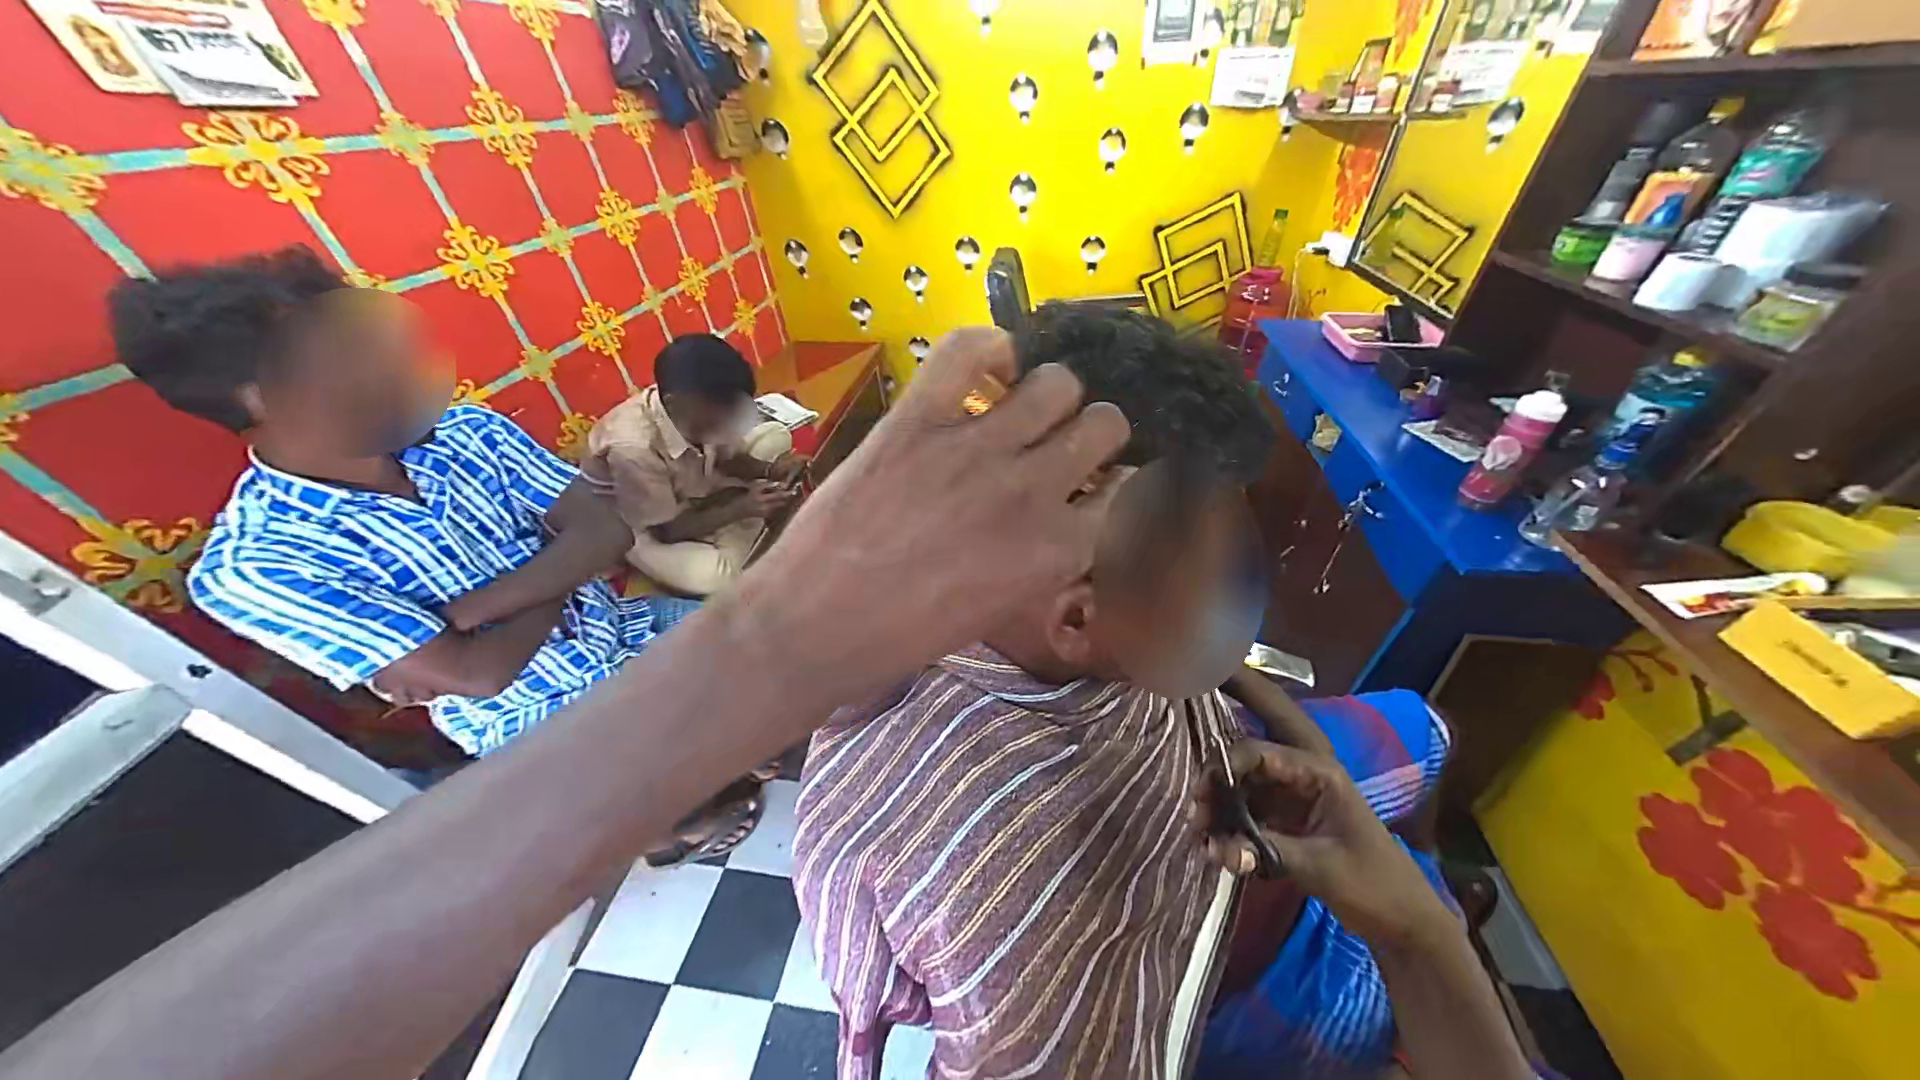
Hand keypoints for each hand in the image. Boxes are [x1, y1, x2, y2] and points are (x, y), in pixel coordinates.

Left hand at [735, 327, 1129, 707]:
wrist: (815, 626)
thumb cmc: (906, 635)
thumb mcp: (999, 608)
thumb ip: (1043, 555)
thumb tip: (1065, 512)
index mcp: (1057, 551)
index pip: (1122, 492)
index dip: (1110, 483)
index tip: (1093, 482)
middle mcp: (1032, 491)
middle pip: (1103, 423)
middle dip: (1090, 431)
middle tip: (1058, 441)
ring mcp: (975, 449)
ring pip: (1056, 382)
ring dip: (1049, 393)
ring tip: (1022, 407)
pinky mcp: (917, 420)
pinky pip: (969, 350)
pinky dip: (989, 349)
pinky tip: (988, 369)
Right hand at [1192, 739, 1452, 946]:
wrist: (1407, 927)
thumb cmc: (1374, 886)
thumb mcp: (1320, 867)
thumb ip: (1266, 852)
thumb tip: (1217, 850)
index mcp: (1319, 773)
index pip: (1259, 753)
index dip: (1225, 767)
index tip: (1201, 794)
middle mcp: (1301, 778)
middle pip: (1245, 769)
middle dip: (1217, 789)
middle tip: (1196, 818)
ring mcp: (1293, 799)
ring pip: (1243, 792)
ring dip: (1221, 811)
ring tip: (1203, 839)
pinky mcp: (1287, 822)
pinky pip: (1249, 814)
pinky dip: (1232, 828)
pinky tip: (1217, 847)